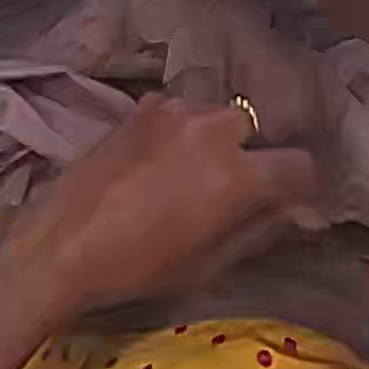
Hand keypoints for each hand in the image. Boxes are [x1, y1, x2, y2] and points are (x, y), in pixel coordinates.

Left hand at [0, 94, 319, 315]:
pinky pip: (181, 107)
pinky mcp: (145, 102)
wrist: (66, 240)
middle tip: (230, 184)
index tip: (291, 199)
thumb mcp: (209, 263)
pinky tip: (160, 152)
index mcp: (236, 174)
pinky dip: (182, 126)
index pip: (300, 165)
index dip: (302, 185)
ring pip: (217, 113)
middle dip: (252, 155)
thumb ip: (260, 227)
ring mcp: (175, 108)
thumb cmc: (140, 265)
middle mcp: (212, 128)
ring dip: (216, 136)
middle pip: (256, 129)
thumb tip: (296, 210)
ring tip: (190, 166)